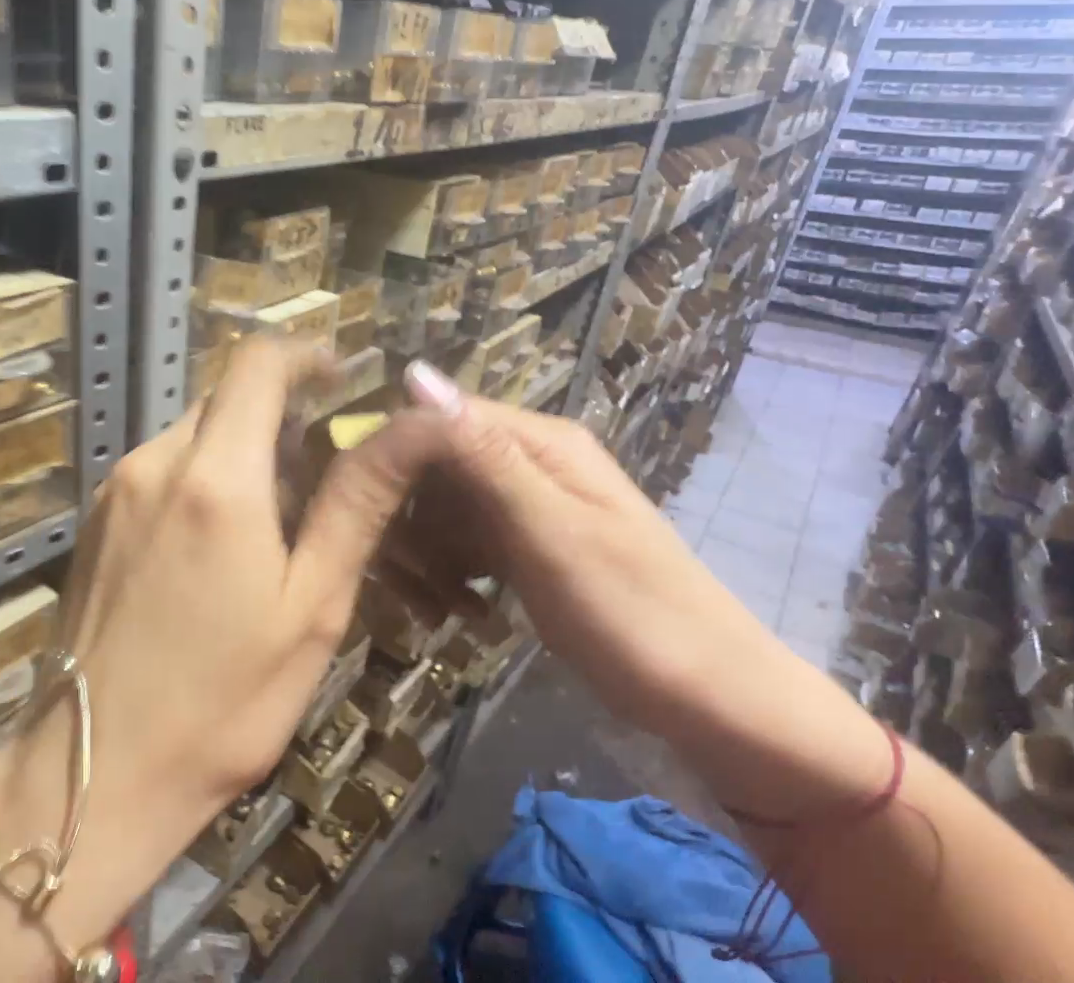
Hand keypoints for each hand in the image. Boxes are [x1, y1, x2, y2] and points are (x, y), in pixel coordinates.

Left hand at [0, 340, 450, 963]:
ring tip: (276, 528)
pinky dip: (199, 484)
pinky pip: (157, 475)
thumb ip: (358, 502)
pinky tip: (216, 553)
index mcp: (215, 475)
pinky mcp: (92, 526)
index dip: (306, 356)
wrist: (96, 773)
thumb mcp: (312, 605)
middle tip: (323, 478)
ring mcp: (113, 494)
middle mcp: (153, 463)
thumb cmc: (224, 703)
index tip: (342, 379)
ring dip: (238, 455)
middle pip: (223, 401)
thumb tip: (417, 421)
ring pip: (189, 438)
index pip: (257, 365)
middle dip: (277, 417)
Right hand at [395, 360, 890, 818]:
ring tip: (435, 608)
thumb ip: (482, 457)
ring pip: (445, 513)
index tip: (360, 512)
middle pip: (435, 468)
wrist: (713, 699)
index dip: (392, 458)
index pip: (437, 419)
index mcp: (541, 444)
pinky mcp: (529, 552)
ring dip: (426, 557)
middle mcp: (532, 464)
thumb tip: (415, 375)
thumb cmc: (632, 612)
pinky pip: (467, 547)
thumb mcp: (551, 531)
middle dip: (408, 520)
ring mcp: (531, 510)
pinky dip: (451, 577)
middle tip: (405, 581)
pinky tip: (456, 613)